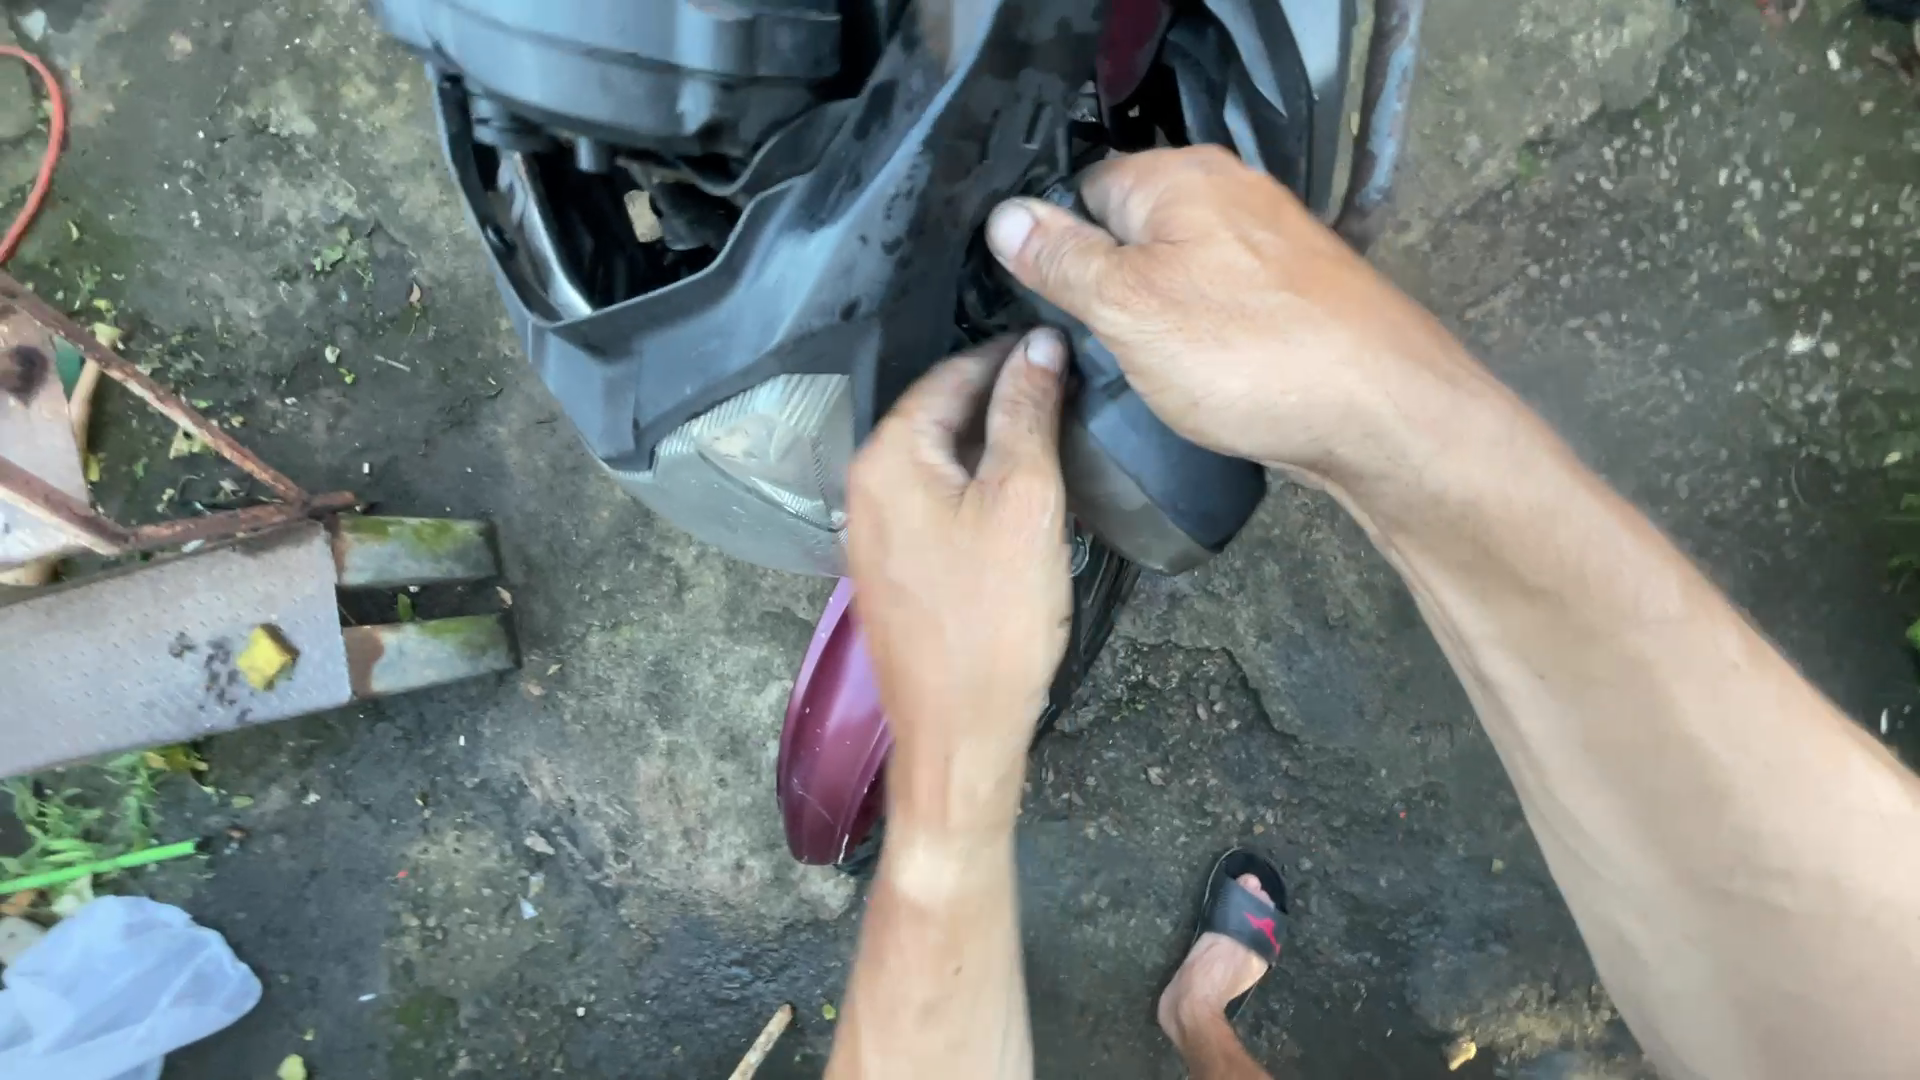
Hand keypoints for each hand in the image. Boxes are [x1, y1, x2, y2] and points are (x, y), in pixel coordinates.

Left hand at [846, 329, 1073, 839]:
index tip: (1061, 352)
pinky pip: (932, 504)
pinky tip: (1011, 497)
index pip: (949, 375)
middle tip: (1065, 396)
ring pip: (937, 463)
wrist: (958, 731)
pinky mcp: (891, 568)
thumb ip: (1027, 414)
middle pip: (938, 418)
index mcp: (887, 457)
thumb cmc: (995, 615)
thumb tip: (1039, 345)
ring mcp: (872, 532)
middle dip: (999, 400)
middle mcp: (865, 486)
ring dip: (989, 446)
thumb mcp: (1023, 501)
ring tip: (1049, 440)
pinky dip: (971, 489)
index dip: (1007, 357)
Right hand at [985, 146, 1488, 486]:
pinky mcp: (1283, 289)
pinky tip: (1192, 370)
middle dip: (1101, 286)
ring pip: (1169, 271)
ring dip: (1145, 315)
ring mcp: (1260, 242)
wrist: (1374, 410)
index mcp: (1177, 179)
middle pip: (1127, 233)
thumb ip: (1063, 262)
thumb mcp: (1128, 308)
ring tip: (1141, 367)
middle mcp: (1224, 193)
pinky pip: (1210, 298)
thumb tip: (1003, 217)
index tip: (1047, 308)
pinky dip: (1190, 330)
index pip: (1081, 193)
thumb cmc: (1242, 353)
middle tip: (1092, 346)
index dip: (1054, 248)